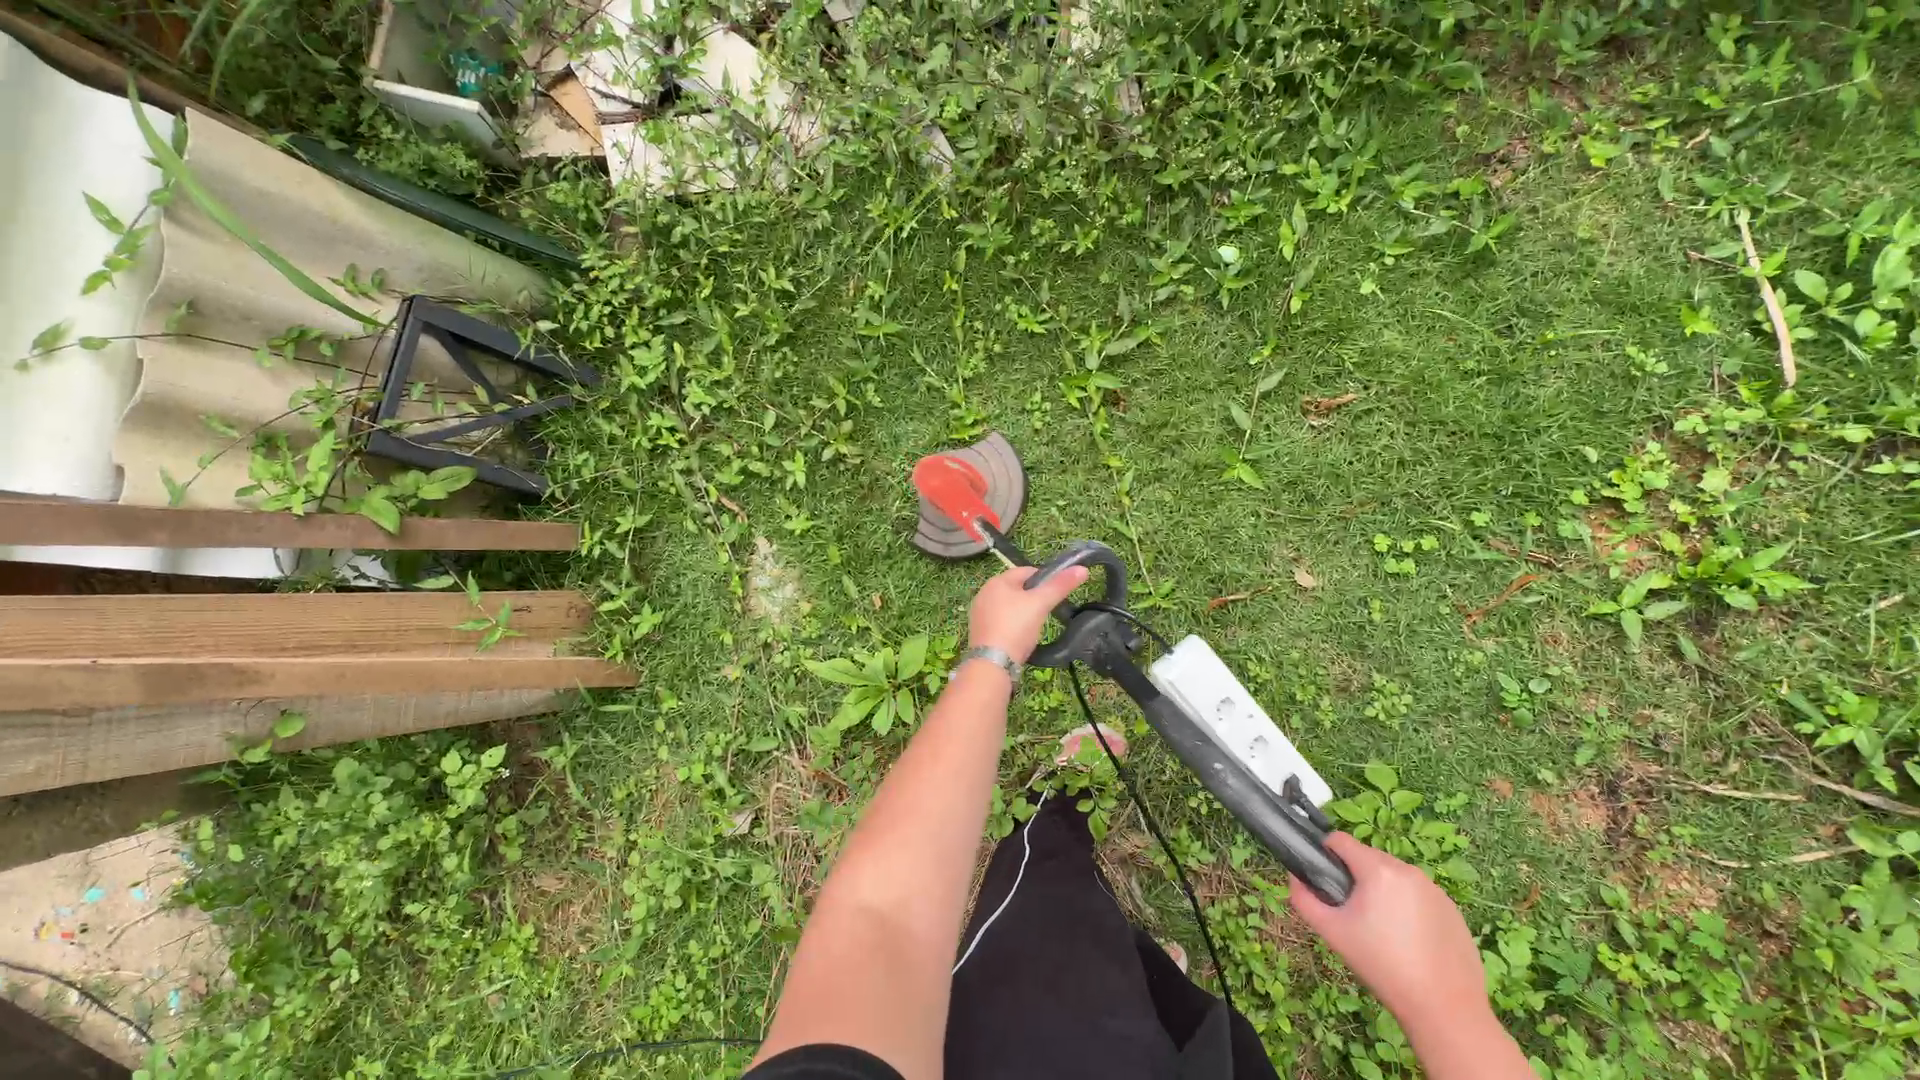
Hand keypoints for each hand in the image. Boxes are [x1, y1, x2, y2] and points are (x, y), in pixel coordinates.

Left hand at [967, 565, 1089, 663]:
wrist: (992, 662)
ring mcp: (979, 613)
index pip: (1026, 571)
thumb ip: (1060, 586)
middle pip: (1017, 589)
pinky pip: (1001, 621)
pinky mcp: (979, 631)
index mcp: (997, 581)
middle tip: (1047, 612)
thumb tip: (1082, 569)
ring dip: (1023, 612)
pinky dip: (1012, 625)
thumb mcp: (1041, 604)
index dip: (1045, 579)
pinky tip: (1019, 637)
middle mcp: (984, 593)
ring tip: (1035, 626)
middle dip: (1033, 597)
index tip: (1056, 594)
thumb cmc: (1016, 627)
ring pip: (1009, 606)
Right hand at [1288, 833, 1490, 1037]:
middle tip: (1352, 913)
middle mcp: (1408, 870)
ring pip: (1394, 877)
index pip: (1340, 840)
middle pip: (1368, 858)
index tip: (1324, 881)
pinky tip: (1408, 941)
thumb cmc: (1381, 965)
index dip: (1325, 854)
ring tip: (1381, 930)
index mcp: (1378, 870)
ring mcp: (1435, 889)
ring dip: (1382, 891)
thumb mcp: (1332, 932)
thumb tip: (1295, 878)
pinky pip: (1419, 895)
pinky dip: (1408, 908)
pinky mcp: (1453, 909)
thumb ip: (1304, 899)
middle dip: (1355, 877)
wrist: (1443, 1007)